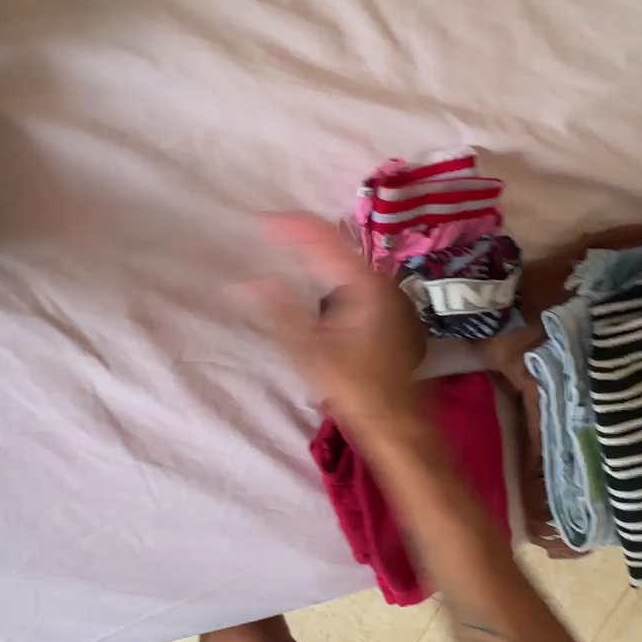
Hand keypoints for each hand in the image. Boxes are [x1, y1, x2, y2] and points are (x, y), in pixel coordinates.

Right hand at [245, 215, 425, 429]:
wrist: (396, 420)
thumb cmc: (355, 388)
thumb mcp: (309, 351)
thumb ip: (278, 312)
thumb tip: (245, 284)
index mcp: (365, 285)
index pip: (325, 239)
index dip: (292, 226)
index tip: (261, 221)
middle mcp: (380, 283)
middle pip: (337, 243)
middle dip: (301, 233)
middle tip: (266, 229)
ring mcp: (386, 296)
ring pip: (345, 260)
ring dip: (314, 250)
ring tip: (282, 244)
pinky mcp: (384, 311)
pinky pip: (351, 276)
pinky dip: (327, 269)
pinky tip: (310, 275)